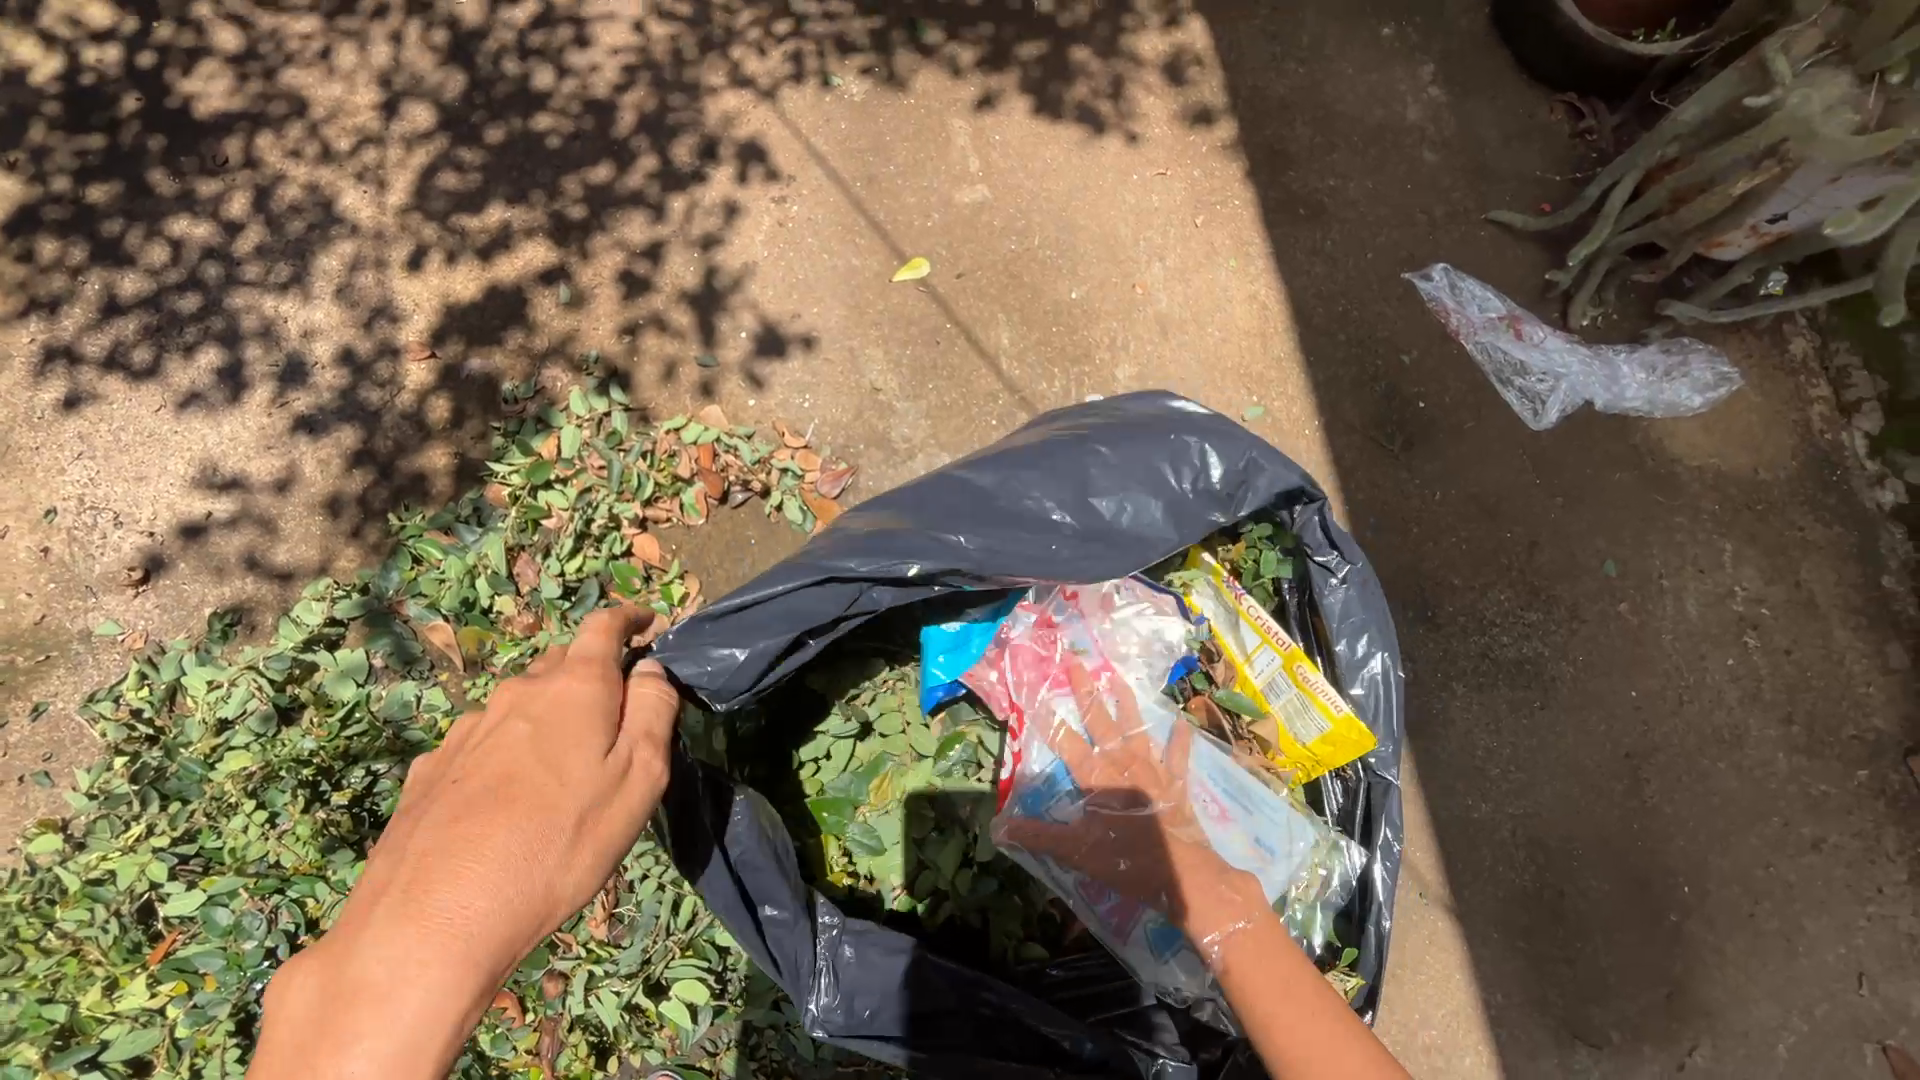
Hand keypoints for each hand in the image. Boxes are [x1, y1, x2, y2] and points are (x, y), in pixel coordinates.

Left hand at [251, 604, 679, 1079]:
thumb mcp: (639, 779)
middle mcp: (517, 693)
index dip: (630, 618)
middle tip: (617, 715)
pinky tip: (509, 796)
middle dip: (593, 674)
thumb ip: (654, 711)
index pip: (604, 627)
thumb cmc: (560, 845)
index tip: (648, 623)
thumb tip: (652, 668)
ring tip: (564, 765)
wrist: (431, 923)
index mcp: (574, 688)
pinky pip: (485, 740)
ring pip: (521, 703)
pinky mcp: (431, 769)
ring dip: (550, 715)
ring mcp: (466, 730)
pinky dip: (509, 748)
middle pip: (561, 663)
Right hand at [994, 661, 1267, 950]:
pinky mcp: (1176, 783)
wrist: (1185, 875)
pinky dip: (1179, 739)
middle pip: (1100, 720)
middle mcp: (1123, 763)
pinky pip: (1178, 755)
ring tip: (1118, 677)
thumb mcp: (1076, 852)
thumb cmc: (1128, 862)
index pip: (1065, 741)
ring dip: (1127, 702)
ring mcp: (1153, 769)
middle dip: (1086, 690)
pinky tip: (1182, 722)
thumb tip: (997, 828)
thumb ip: (1037, 836)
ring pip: (1137, 727)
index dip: (1048, 717)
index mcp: (1096, 776)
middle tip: (1076, 661)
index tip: (1034, 691)